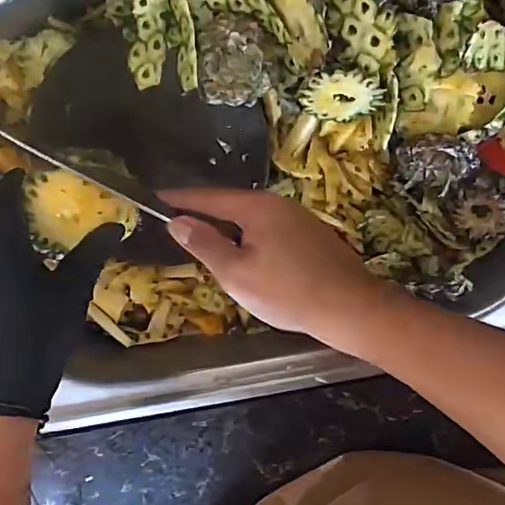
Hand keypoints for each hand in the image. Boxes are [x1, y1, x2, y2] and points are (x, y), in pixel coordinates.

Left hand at [0, 170, 123, 422]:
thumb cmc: (38, 333)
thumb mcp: (71, 292)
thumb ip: (90, 254)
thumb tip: (113, 226)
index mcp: (2, 247)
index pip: (2, 200)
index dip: (13, 183)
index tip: (27, 173)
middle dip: (18, 212)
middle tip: (47, 208)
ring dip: (14, 239)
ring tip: (44, 240)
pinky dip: (8, 262)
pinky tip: (30, 276)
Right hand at [159, 188, 399, 342]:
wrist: (350, 307)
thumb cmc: (287, 292)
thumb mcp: (236, 273)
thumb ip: (205, 244)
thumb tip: (177, 221)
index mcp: (257, 207)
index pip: (208, 197)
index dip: (179, 199)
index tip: (155, 197)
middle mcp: (280, 204)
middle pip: (232, 205)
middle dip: (204, 213)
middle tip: (175, 220)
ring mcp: (300, 219)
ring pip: (253, 219)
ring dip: (228, 227)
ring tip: (205, 238)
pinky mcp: (313, 237)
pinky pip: (271, 230)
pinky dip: (250, 237)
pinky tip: (247, 254)